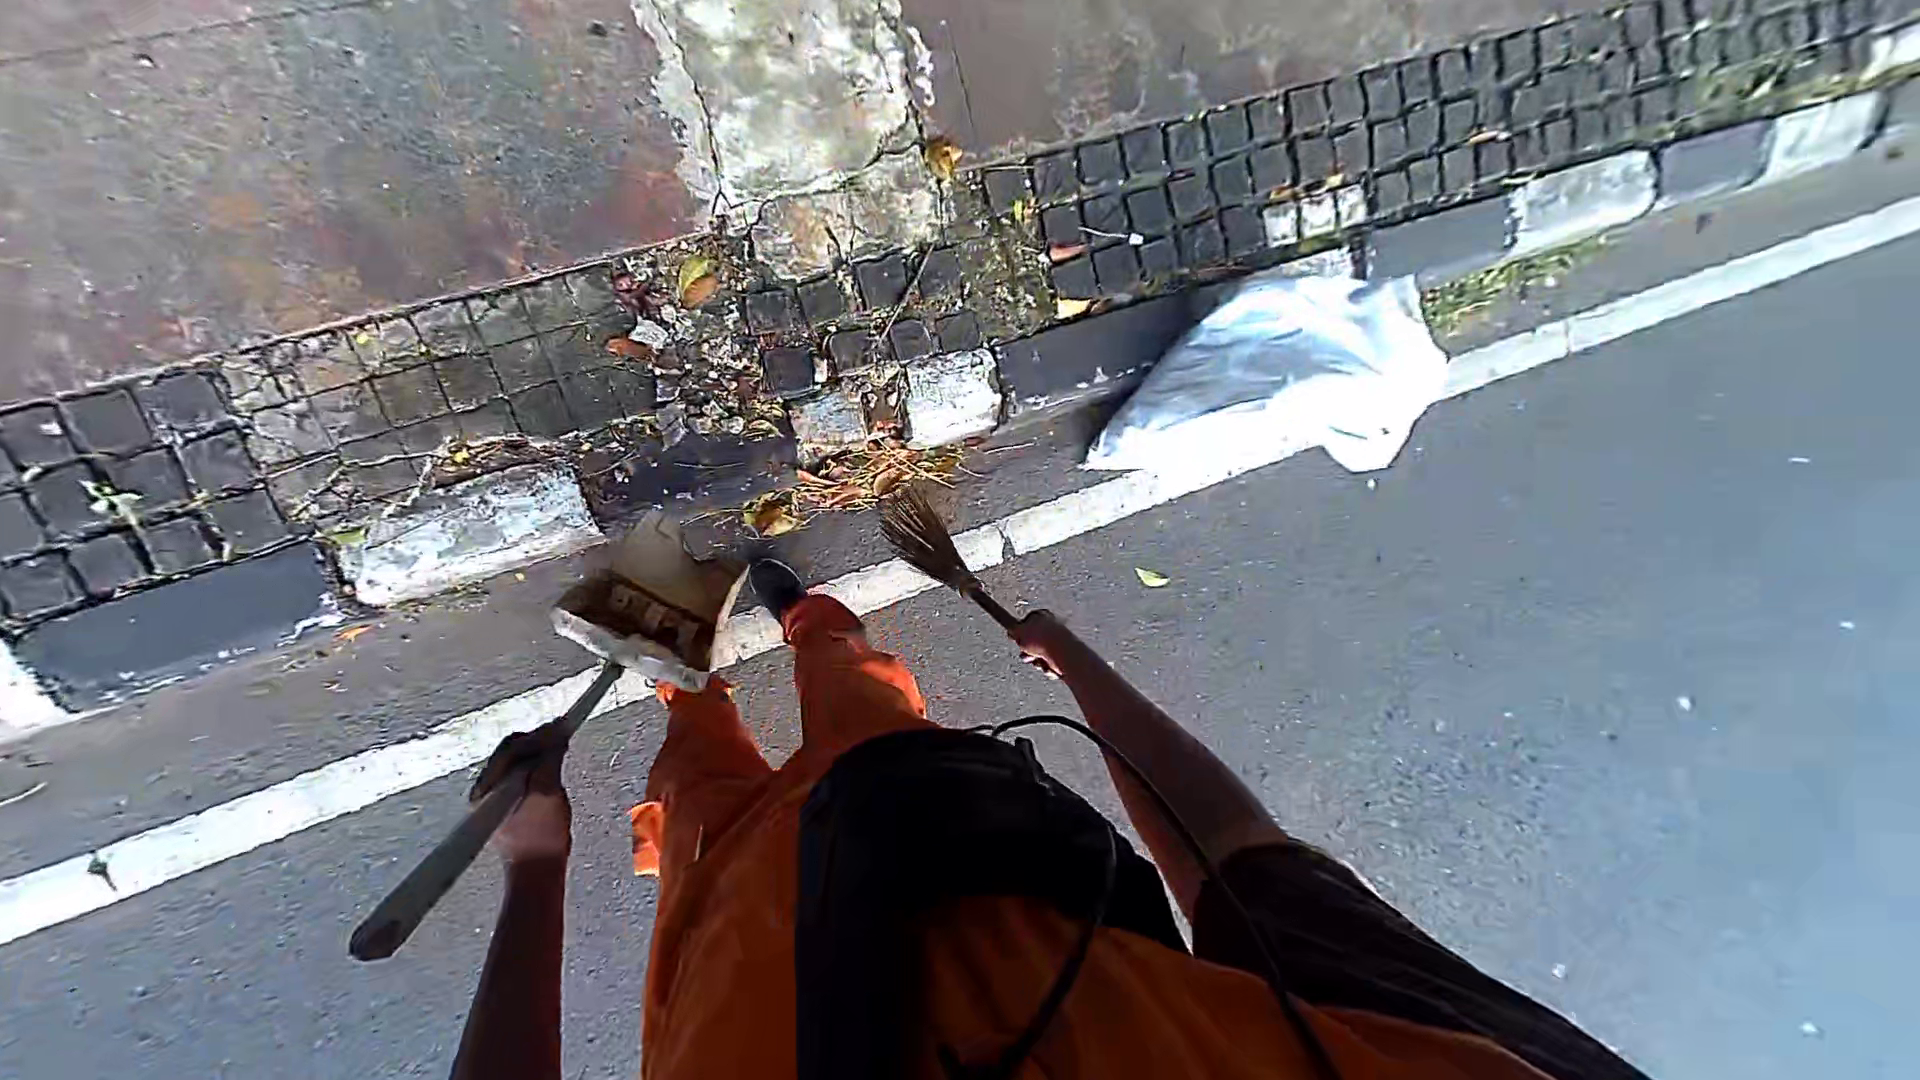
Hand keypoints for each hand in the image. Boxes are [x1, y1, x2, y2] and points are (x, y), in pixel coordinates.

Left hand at [471, 720, 572, 867]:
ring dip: (539, 750)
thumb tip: (557, 732)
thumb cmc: (542, 834)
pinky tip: (553, 762)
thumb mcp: (549, 791)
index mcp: (488, 787)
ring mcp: (495, 795)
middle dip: (538, 740)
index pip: (511, 747)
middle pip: (511, 751)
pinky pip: (521, 770)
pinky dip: (538, 762)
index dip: (539, 734)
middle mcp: (485, 788)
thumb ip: (549, 759)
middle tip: (564, 734)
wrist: (538, 867)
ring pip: (517, 759)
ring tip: (561, 746)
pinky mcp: (507, 800)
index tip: (564, 725)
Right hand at [1008, 609, 1077, 675]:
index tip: (1015, 640)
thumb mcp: (1019, 631)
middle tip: (1026, 654)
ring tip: (1037, 661)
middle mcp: (1052, 626)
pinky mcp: (1064, 654)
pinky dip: (1046, 665)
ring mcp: (1059, 640)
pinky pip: (1049, 661)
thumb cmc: (1043, 639)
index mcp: (1042, 615)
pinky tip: (1046, 665)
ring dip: (1035, 659)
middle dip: (1027, 650)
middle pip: (1033, 640)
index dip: (1019, 633)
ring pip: (1040, 653)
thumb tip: (1010, 630)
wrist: (1062, 653)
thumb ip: (1012, 629)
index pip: (1026, 622)